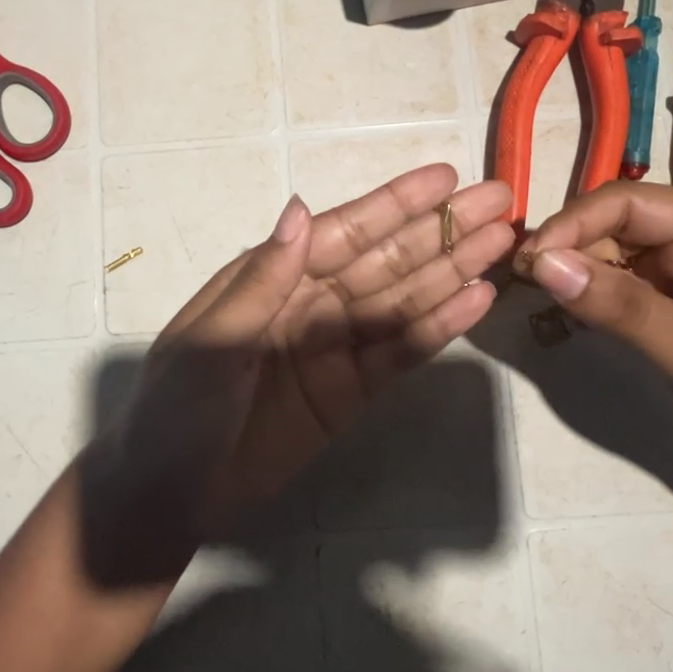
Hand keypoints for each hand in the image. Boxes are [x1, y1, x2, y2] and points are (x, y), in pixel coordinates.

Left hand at [83, 165, 514, 577]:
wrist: (170, 494)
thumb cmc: (176, 407)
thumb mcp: (210, 340)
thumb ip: (262, 280)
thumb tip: (301, 209)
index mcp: (271, 276)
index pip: (342, 231)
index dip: (393, 204)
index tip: (445, 177)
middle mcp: (310, 302)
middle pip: (385, 259)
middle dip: (439, 231)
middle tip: (499, 202)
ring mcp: (334, 348)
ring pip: (402, 300)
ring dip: (450, 272)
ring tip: (502, 245)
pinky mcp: (350, 393)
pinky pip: (399, 354)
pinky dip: (437, 328)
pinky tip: (475, 302)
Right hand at [514, 181, 672, 496]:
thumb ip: (623, 308)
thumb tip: (540, 262)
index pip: (630, 203)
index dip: (573, 223)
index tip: (527, 262)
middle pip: (616, 225)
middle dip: (569, 246)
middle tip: (522, 285)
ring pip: (613, 259)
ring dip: (575, 274)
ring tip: (537, 300)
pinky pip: (622, 294)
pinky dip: (591, 301)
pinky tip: (568, 317)